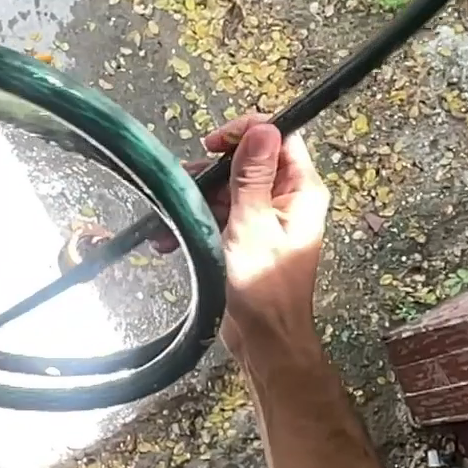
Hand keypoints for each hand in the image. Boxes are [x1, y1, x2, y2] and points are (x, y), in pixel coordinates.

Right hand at [187, 115, 329, 362]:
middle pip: (245, 166)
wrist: (264, 338)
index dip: (246, 134)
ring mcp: (264, 221)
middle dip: (208, 175)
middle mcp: (285, 201)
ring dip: (194, 203)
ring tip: (167, 221)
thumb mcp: (252, 225)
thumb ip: (253, 176)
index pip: (279, 138)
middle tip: (182, 184)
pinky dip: (195, 225)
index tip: (213, 144)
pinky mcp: (245, 240)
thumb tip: (261, 129)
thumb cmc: (265, 289)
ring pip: (225, 194)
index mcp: (300, 192)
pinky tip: (170, 239)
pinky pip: (217, 219)